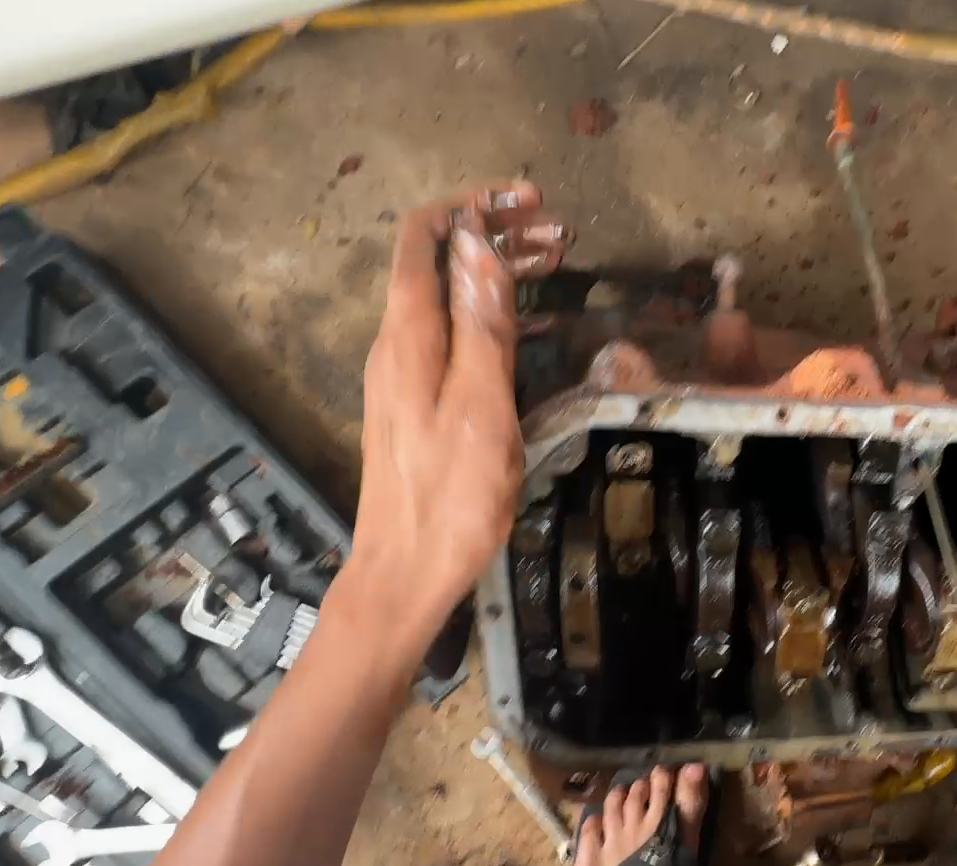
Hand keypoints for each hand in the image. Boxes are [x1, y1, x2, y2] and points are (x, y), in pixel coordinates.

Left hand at [345, 183, 567, 629]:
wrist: (405, 571)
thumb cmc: (452, 498)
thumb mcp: (480, 409)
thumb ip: (481, 327)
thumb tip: (478, 245)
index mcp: (410, 338)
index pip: (425, 238)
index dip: (473, 207)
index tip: (529, 204)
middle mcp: (398, 346)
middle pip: (438, 263)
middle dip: (494, 237)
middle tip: (559, 237)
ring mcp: (405, 376)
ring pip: (448, 300)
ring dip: (496, 275)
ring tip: (555, 268)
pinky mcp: (418, 404)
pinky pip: (454, 337)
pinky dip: (491, 317)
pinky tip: (530, 330)